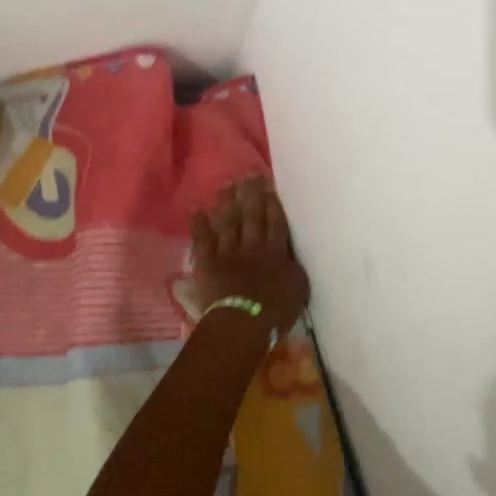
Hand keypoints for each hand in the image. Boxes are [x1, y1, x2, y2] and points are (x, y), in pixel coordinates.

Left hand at [189, 177, 309, 332]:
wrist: (243, 322)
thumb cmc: (276, 311)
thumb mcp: (299, 287)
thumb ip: (294, 266)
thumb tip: (289, 255)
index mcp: (276, 252)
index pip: (275, 221)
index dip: (272, 202)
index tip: (269, 184)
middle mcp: (253, 246)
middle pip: (252, 215)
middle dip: (251, 193)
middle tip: (249, 173)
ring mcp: (228, 252)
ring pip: (228, 221)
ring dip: (227, 202)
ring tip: (227, 184)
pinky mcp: (207, 263)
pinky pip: (203, 239)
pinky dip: (199, 223)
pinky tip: (197, 207)